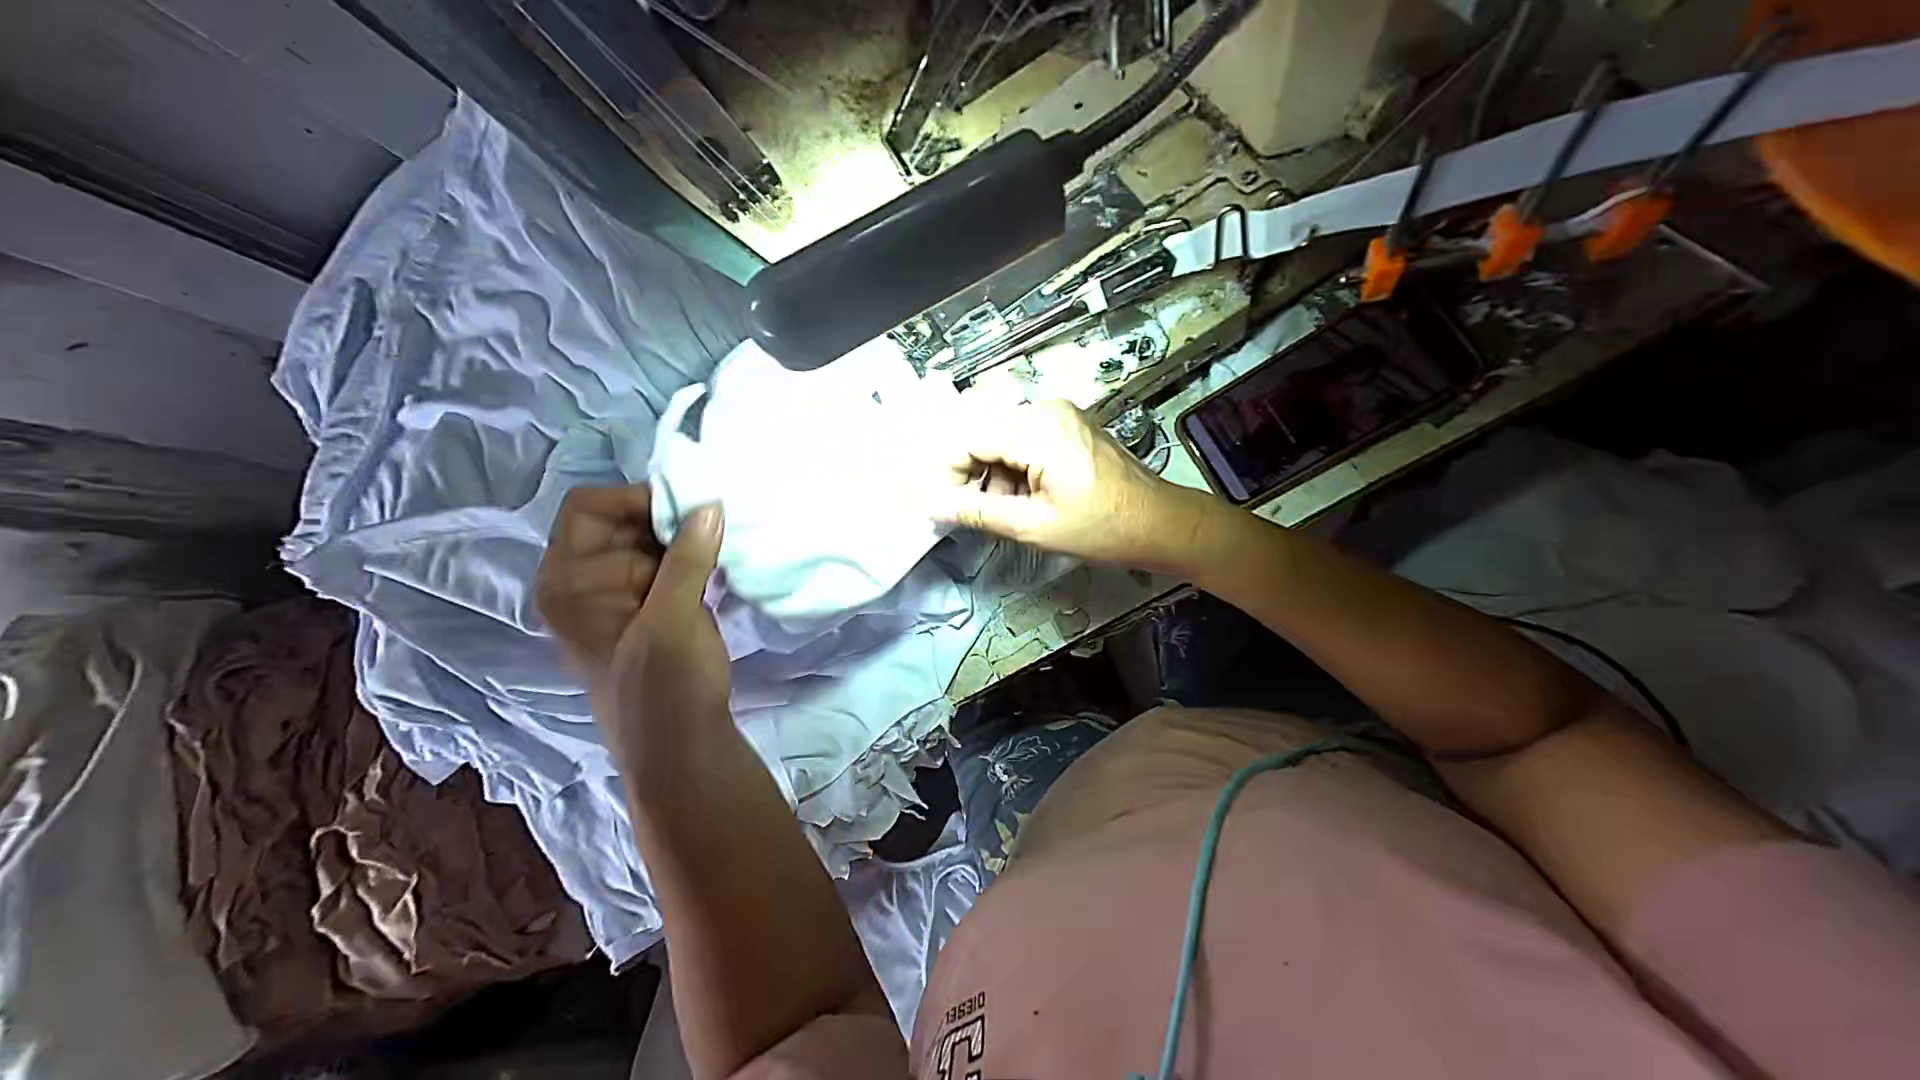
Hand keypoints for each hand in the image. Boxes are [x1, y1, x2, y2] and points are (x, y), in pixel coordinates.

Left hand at [536, 486, 731, 779]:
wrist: (683, 752)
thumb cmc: (665, 690)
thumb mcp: (674, 622)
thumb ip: (688, 560)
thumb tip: (710, 504)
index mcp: (567, 583)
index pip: (589, 509)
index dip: (635, 500)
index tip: (688, 509)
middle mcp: (584, 582)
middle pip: (619, 521)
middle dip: (667, 516)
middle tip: (715, 521)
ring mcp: (618, 596)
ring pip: (648, 541)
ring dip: (685, 536)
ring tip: (723, 538)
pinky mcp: (649, 609)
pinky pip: (667, 565)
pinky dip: (692, 556)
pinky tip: (720, 560)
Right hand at [929, 399, 1217, 572]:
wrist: (1159, 522)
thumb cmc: (1102, 527)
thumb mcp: (1033, 525)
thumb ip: (978, 512)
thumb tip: (935, 508)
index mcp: (1036, 428)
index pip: (969, 440)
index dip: (952, 474)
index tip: (948, 506)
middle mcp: (1045, 409)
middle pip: (986, 435)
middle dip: (977, 475)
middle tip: (982, 512)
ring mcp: (1060, 414)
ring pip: (1004, 439)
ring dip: (998, 475)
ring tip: (1014, 511)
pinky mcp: (1069, 425)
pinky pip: (1026, 439)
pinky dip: (1018, 468)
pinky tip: (1030, 498)